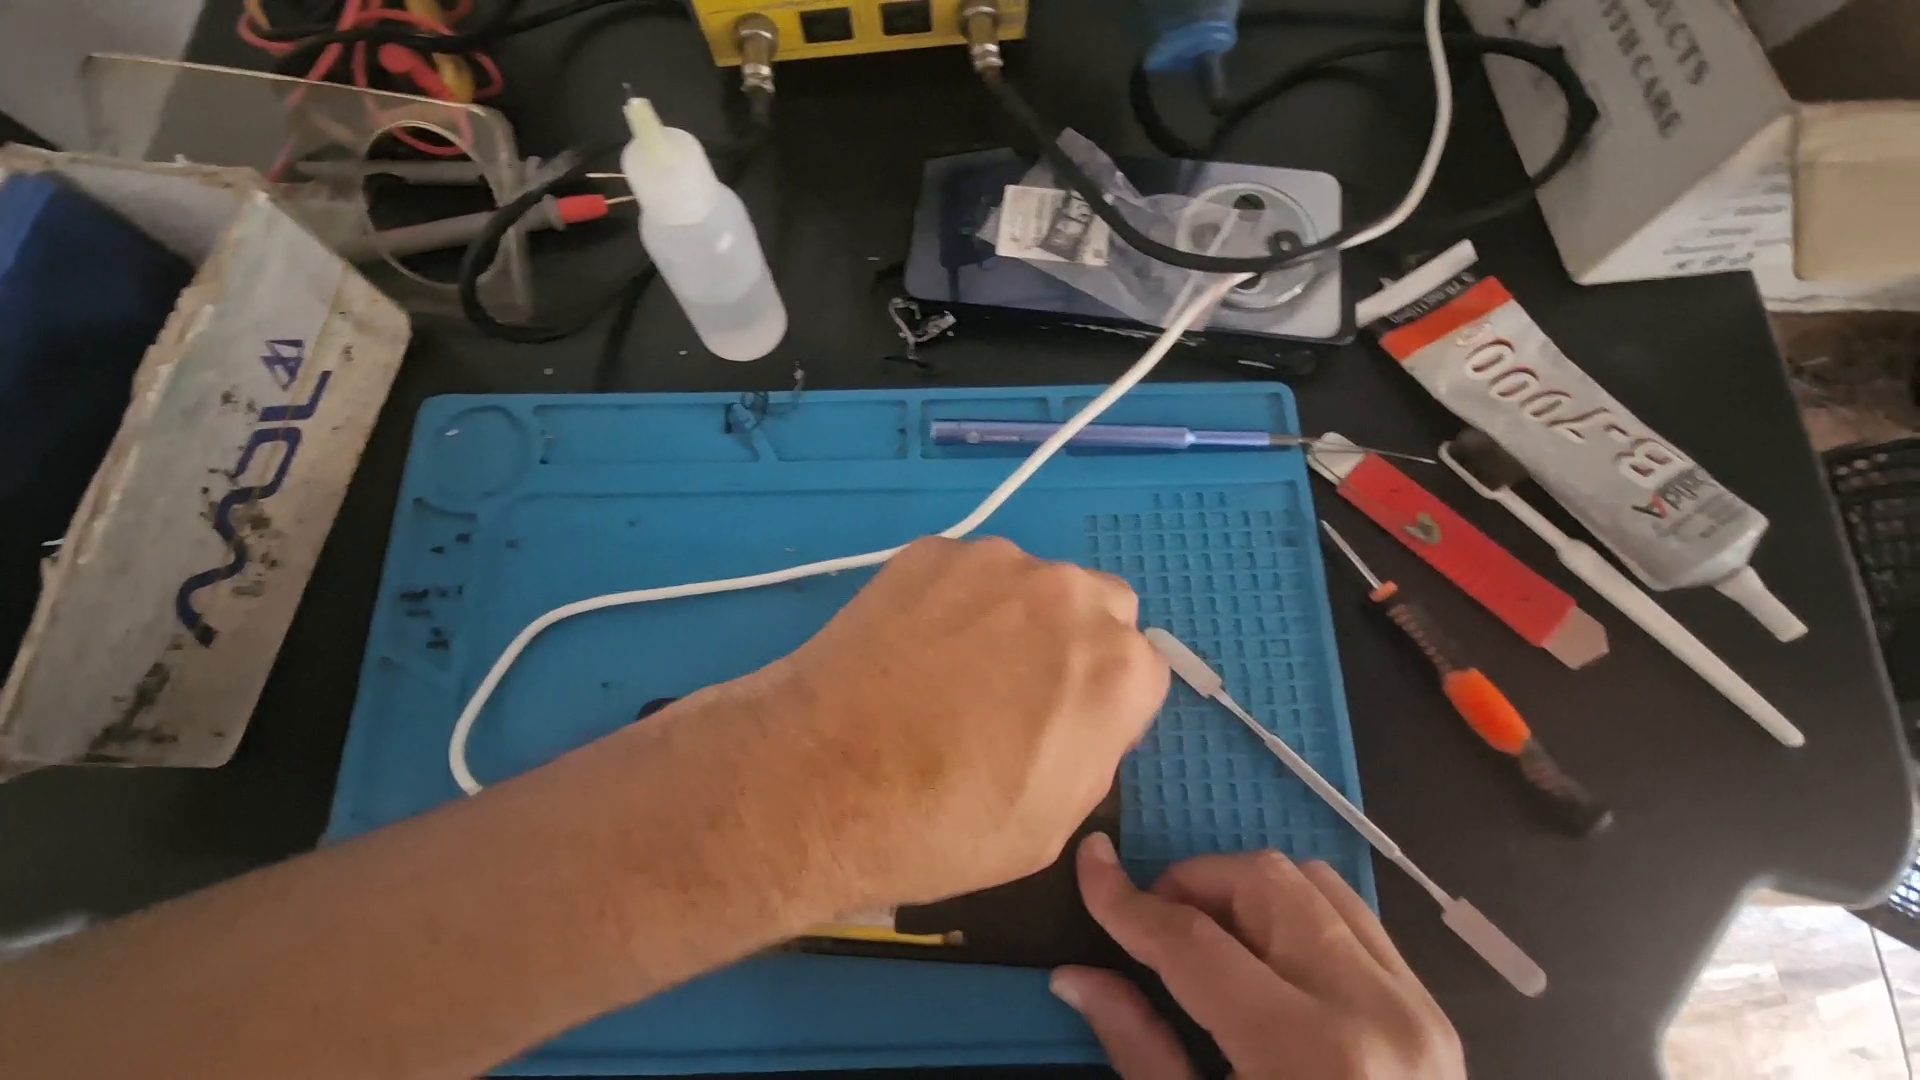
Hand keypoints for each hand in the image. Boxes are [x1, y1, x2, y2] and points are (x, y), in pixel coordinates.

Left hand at [733, 536, 1169, 913]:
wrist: (823, 780)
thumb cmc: (949, 824)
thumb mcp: (1056, 823)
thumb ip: (1095, 749)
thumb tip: (1081, 714)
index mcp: (1119, 669)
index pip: (1142, 668)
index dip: (1104, 702)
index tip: (1062, 727)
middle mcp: (1071, 596)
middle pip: (1100, 607)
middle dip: (1074, 642)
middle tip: (1015, 689)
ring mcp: (997, 563)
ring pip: (1033, 582)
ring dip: (1014, 614)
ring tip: (951, 667)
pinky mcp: (933, 549)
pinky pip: (967, 571)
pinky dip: (953, 598)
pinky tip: (911, 645)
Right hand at [1052, 835, 1464, 1079]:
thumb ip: (1138, 1047)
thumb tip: (1074, 976)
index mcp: (1307, 1055)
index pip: (1193, 941)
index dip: (1128, 899)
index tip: (1091, 863)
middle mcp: (1370, 1009)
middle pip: (1260, 881)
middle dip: (1192, 884)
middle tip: (1157, 928)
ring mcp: (1414, 1005)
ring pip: (1311, 880)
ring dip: (1244, 890)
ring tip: (1212, 940)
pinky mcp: (1434, 1010)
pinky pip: (1352, 913)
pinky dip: (1295, 910)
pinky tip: (1268, 957)